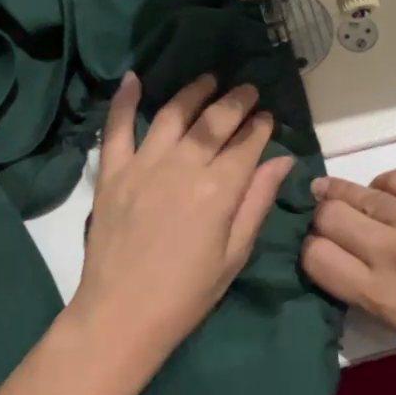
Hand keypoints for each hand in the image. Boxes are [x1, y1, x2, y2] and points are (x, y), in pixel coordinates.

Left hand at [74, 72, 294, 359]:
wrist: (121, 316)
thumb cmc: (187, 293)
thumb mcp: (235, 254)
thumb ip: (258, 201)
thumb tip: (284, 160)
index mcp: (219, 190)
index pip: (247, 143)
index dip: (261, 126)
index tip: (268, 116)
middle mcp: (183, 166)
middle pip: (215, 120)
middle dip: (237, 101)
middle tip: (248, 90)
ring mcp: (144, 165)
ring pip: (173, 113)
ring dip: (194, 92)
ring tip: (208, 80)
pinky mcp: (112, 173)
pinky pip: (116, 128)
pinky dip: (123, 100)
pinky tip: (133, 77)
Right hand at [301, 170, 395, 371]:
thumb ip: (364, 291)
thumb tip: (337, 258)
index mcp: (381, 296)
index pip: (316, 257)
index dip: (309, 251)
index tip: (318, 250)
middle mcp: (393, 254)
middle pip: (329, 217)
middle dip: (320, 219)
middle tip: (324, 221)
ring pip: (357, 192)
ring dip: (339, 194)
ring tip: (331, 193)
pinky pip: (395, 178)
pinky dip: (381, 185)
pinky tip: (382, 194)